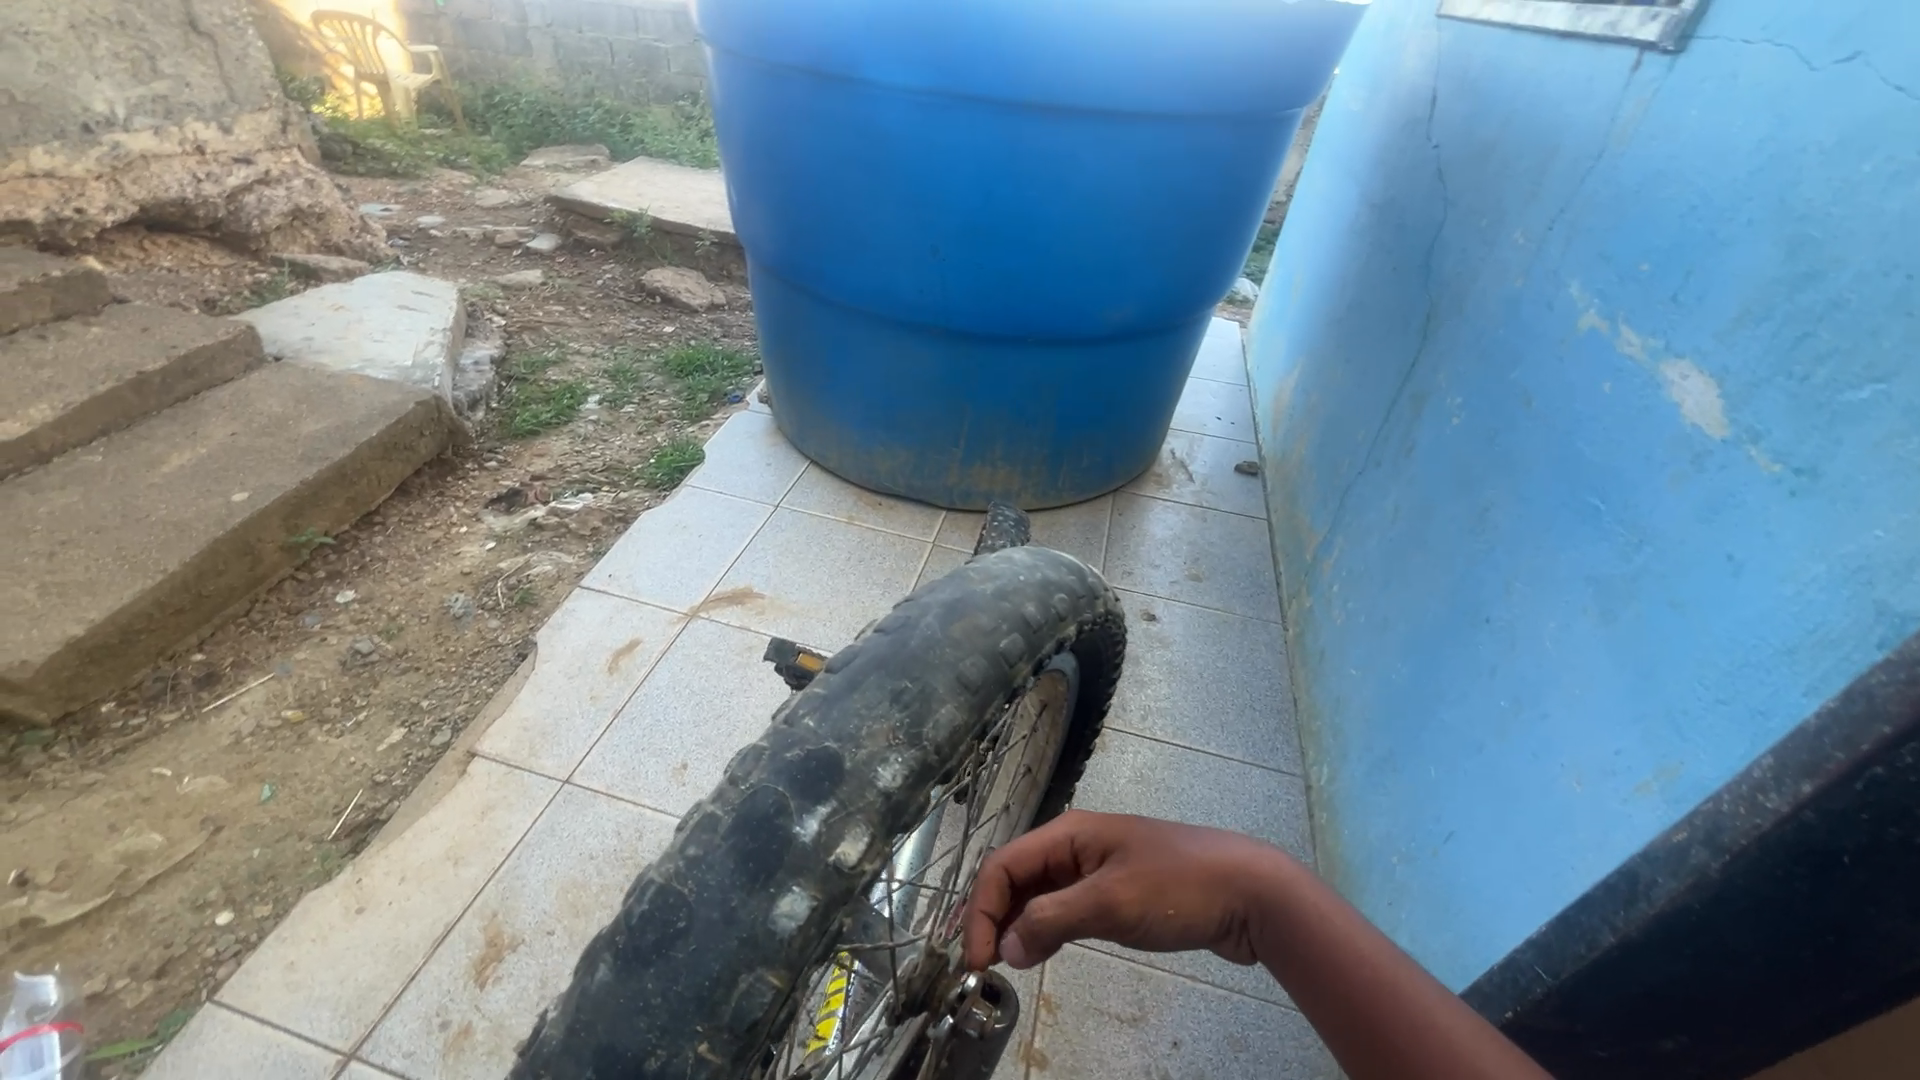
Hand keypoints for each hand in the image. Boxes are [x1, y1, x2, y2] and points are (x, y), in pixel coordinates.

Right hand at [961, 810, 1290, 970]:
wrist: (1250, 890)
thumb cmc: (1178, 887)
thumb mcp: (1112, 902)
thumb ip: (1053, 921)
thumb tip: (1005, 947)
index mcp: (1068, 833)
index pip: (1004, 864)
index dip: (982, 910)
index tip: (977, 960)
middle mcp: (1074, 845)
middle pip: (1016, 876)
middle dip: (992, 915)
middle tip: (980, 965)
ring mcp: (1095, 868)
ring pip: (1038, 893)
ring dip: (1016, 923)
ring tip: (1001, 963)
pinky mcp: (1114, 892)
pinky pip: (1064, 907)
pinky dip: (1044, 928)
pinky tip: (1038, 951)